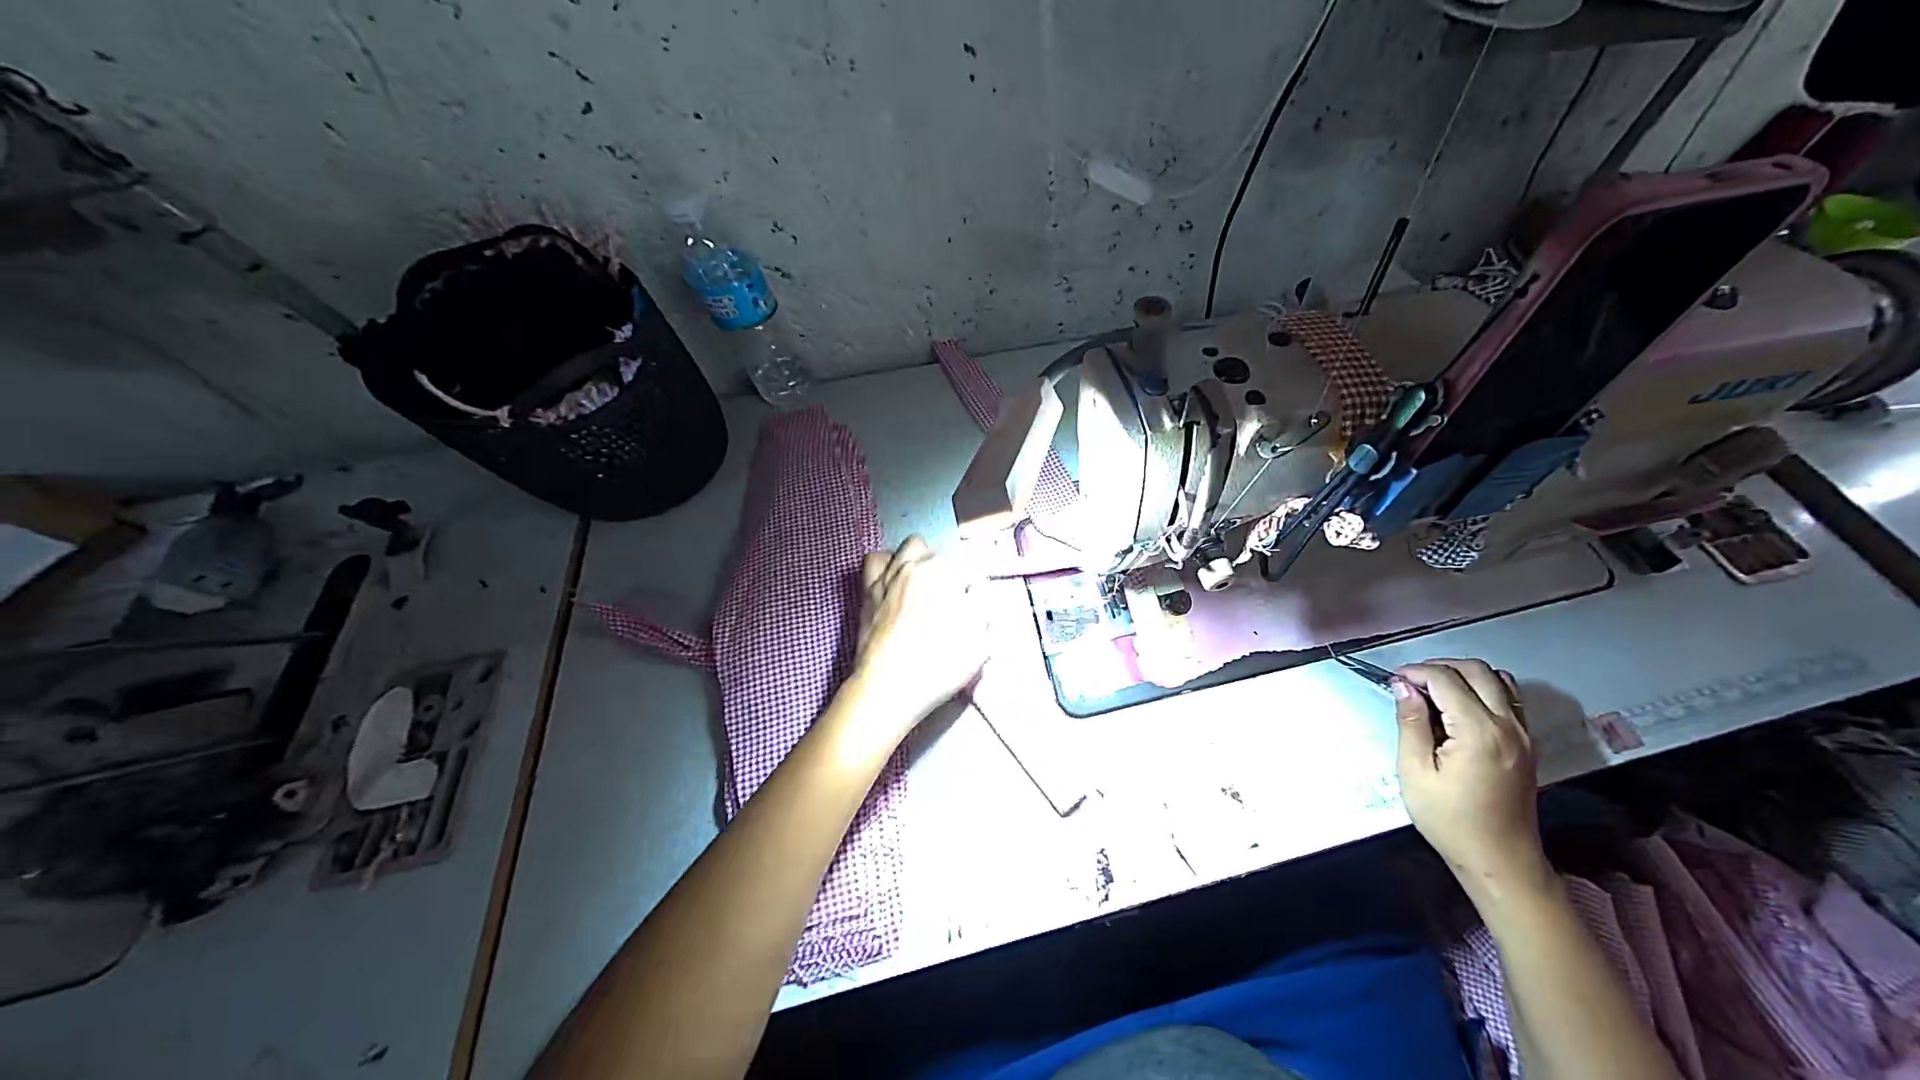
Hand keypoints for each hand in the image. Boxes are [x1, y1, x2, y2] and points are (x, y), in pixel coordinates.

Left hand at [844, 536, 988, 741]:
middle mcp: (915, 566)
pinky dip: (885, 564)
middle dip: (943, 569)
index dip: (969, 590)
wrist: (890, 686)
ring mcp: (888, 576)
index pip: (966, 567)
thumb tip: (978, 588)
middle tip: (946, 598)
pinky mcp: (867, 591)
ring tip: (920, 583)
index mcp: (945, 572)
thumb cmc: (940, 665)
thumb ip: (983, 607)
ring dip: (917, 559)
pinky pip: (874, 561)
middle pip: (934, 553)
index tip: (968, 608)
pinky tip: (891, 580)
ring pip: (907, 548)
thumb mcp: (980, 641)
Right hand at [1393, 658, 1551, 902]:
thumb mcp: (1415, 772)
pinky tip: (1458, 706)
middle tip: (1410, 682)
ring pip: (1498, 679)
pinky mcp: (1527, 743)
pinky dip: (1483, 689)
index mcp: (1479, 732)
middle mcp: (1508, 726)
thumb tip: (1404, 687)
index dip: (1415, 672)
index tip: (1393, 681)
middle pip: (1476, 670)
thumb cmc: (1449, 820)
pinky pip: (1509, 698)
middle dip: (1439, 666)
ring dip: (1463, 674)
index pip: (1445, 679)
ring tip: (1433, 690)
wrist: (1499, 859)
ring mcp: (1523, 734)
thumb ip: (1410, 723)